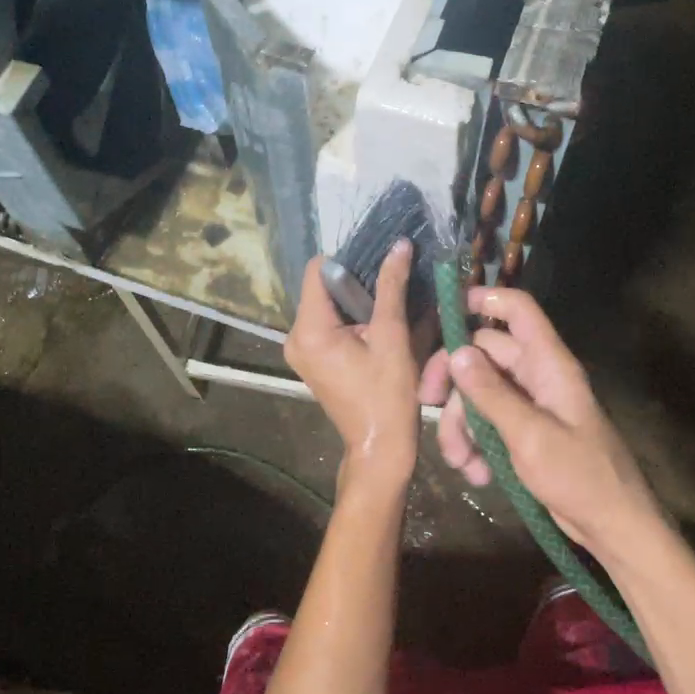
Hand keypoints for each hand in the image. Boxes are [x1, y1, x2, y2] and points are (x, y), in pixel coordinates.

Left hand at [286, 241, 420, 491]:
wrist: (380, 447)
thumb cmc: (387, 395)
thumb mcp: (393, 337)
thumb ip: (392, 287)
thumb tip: (399, 245)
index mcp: (309, 329)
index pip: (317, 269)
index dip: (349, 261)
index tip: (379, 266)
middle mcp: (294, 336)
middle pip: (321, 287)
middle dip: (355, 282)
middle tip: (390, 285)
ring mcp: (300, 350)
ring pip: (326, 305)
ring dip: (356, 301)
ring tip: (388, 305)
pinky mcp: (311, 359)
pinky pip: (327, 324)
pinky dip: (350, 319)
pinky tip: (377, 327)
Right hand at [418, 287, 658, 558]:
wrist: (613, 527)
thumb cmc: (580, 476)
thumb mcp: (531, 435)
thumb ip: (491, 394)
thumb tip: (457, 353)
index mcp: (549, 364)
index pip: (518, 311)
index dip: (485, 299)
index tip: (444, 309)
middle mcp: (537, 377)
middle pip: (483, 355)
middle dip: (452, 380)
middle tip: (425, 403)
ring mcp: (529, 406)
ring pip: (478, 394)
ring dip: (460, 425)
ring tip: (460, 462)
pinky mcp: (522, 434)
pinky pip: (486, 424)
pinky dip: (474, 444)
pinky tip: (477, 474)